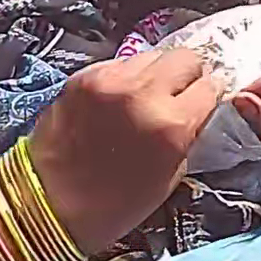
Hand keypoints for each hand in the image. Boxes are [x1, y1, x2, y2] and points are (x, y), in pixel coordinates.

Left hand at [27, 49, 221, 252]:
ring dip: (157, 73)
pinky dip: (127, 77)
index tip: (208, 97)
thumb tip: (197, 110)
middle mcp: (142, 93)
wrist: (47, 204)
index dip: (213, 93)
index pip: (211, 87)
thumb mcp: (168, 178)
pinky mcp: (82, 76)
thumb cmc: (114, 205)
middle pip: (185, 57)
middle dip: (189, 74)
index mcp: (170, 125)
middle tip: (181, 92)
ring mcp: (109, 80)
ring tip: (148, 95)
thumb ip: (186, 136)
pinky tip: (119, 99)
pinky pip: (120, 64)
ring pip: (152, 55)